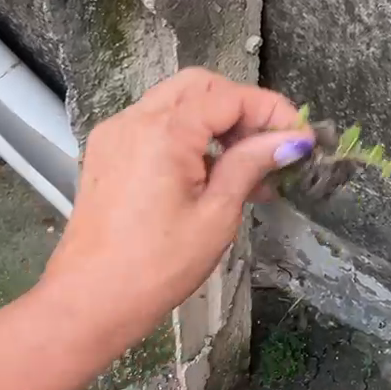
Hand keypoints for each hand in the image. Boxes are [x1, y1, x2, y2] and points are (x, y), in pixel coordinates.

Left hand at [37, 68, 312, 347]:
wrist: (88, 304)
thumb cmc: (158, 265)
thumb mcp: (218, 214)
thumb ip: (252, 164)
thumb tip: (293, 140)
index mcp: (163, 132)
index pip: (231, 98)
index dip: (273, 112)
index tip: (302, 139)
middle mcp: (135, 120)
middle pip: (202, 86)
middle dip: (244, 106)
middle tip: (273, 143)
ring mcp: (117, 134)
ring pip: (180, 100)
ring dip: (220, 119)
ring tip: (249, 162)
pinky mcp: (110, 152)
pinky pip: (159, 123)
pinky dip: (193, 133)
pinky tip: (215, 171)